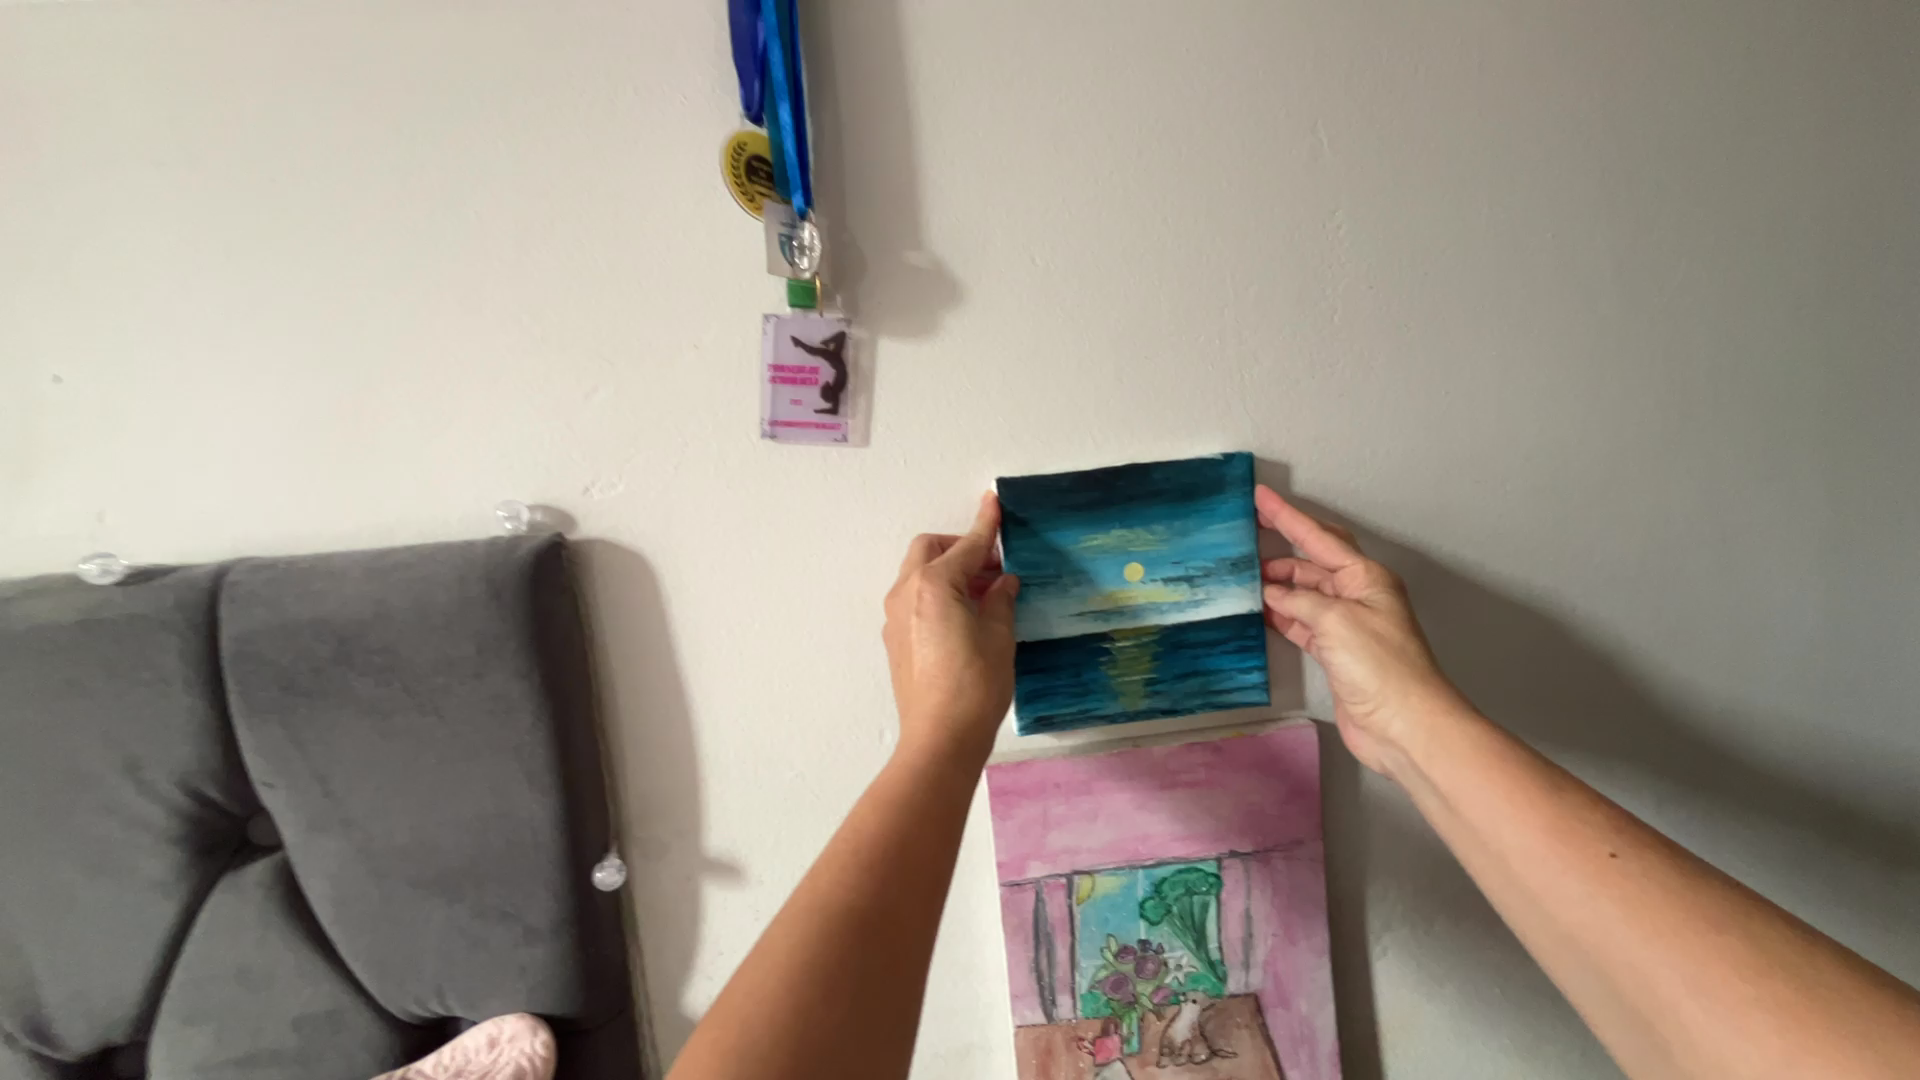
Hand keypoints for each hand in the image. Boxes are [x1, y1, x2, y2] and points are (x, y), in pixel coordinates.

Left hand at [883, 493, 1020, 764]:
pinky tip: (962, 617)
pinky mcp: (893, 638)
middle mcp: (906, 592)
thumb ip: (1000, 599)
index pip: (967, 547)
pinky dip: (936, 593)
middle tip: (992, 567)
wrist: (939, 738)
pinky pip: (914, 598)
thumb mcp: (999, 636)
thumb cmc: (976, 684)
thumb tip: (1003, 581)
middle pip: (930, 549)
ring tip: (982, 595)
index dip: (986, 526)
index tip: (994, 502)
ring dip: (947, 571)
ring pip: (918, 573)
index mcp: (934, 584)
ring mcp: (894, 616)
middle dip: (960, 548)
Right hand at [1255, 485, 1471, 774]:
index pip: (1319, 538)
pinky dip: (1279, 613)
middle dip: (1280, 548)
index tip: (1259, 496)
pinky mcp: (1333, 650)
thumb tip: (1271, 593)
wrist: (1404, 725)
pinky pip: (1300, 620)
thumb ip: (1299, 600)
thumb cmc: (1380, 667)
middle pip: (1311, 562)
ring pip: (1303, 592)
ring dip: (1275, 585)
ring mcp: (1345, 623)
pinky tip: (1257, 609)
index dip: (1287, 516)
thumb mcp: (1336, 621)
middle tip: (1244, 535)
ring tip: (1241, 576)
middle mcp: (1356, 595)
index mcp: (1365, 578)